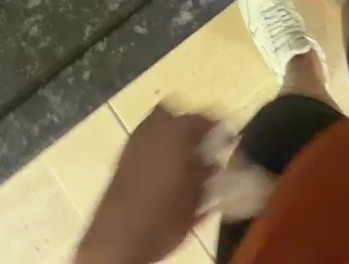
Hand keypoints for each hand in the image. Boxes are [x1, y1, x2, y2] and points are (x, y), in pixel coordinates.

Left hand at [76, 106, 216, 263]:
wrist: (121, 233)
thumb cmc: (165, 215)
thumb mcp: (196, 197)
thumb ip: (207, 173)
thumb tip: (213, 162)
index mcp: (178, 131)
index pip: (204, 119)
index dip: (217, 127)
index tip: (227, 138)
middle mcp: (154, 127)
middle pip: (176, 114)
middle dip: (190, 126)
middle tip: (203, 145)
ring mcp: (136, 138)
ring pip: (159, 124)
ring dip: (173, 136)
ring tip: (186, 159)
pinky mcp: (123, 153)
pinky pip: (146, 138)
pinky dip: (158, 146)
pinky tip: (166, 168)